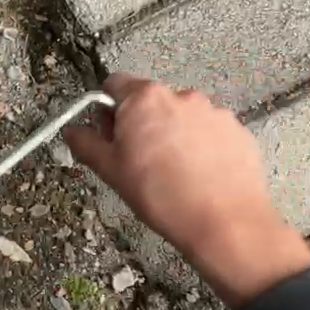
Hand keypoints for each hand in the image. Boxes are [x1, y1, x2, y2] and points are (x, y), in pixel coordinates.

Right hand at [63, 74, 309, 307]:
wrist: (226, 225)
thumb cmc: (161, 195)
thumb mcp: (110, 170)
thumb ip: (86, 143)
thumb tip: (72, 131)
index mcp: (144, 99)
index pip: (114, 84)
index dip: (106, 110)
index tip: (110, 136)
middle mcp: (180, 96)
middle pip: (148, 100)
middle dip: (139, 123)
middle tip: (137, 160)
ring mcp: (213, 112)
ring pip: (179, 116)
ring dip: (170, 134)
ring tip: (172, 172)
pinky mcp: (237, 132)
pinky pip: (208, 131)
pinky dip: (199, 146)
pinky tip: (197, 175)